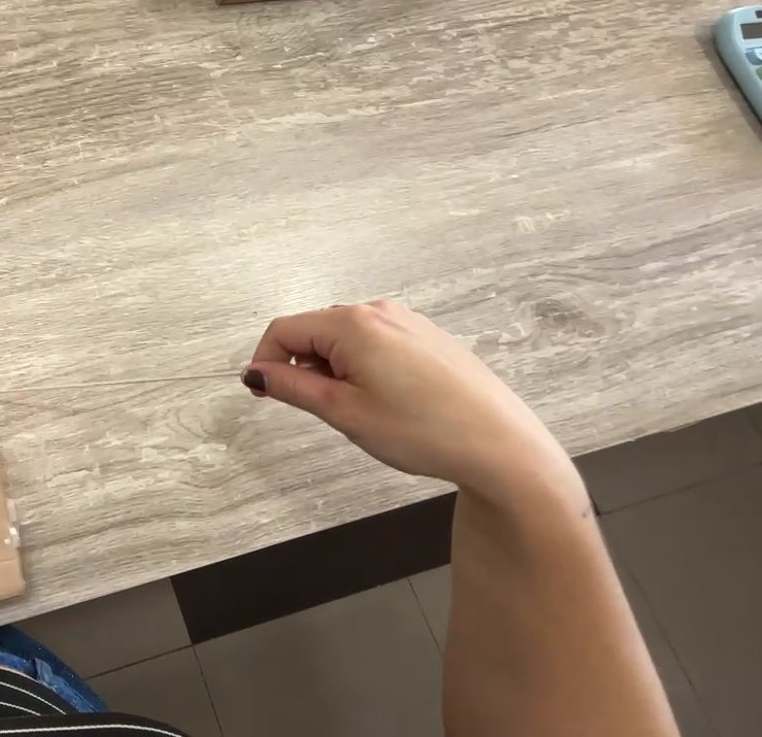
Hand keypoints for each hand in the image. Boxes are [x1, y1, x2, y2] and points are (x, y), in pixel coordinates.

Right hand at [244, 300, 580, 508]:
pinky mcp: (429, 336)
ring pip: (344, 336)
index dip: (265, 360)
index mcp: (351, 324)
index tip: (262, 393)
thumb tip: (255, 372)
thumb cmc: (421, 430)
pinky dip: (361, 363)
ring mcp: (408, 321)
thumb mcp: (343, 412)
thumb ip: (291, 386)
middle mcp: (378, 311)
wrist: (506, 450)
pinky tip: (385, 398)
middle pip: (314, 329)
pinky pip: (375, 340)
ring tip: (354, 406)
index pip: (284, 330)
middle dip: (301, 363)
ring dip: (332, 365)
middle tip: (315, 406)